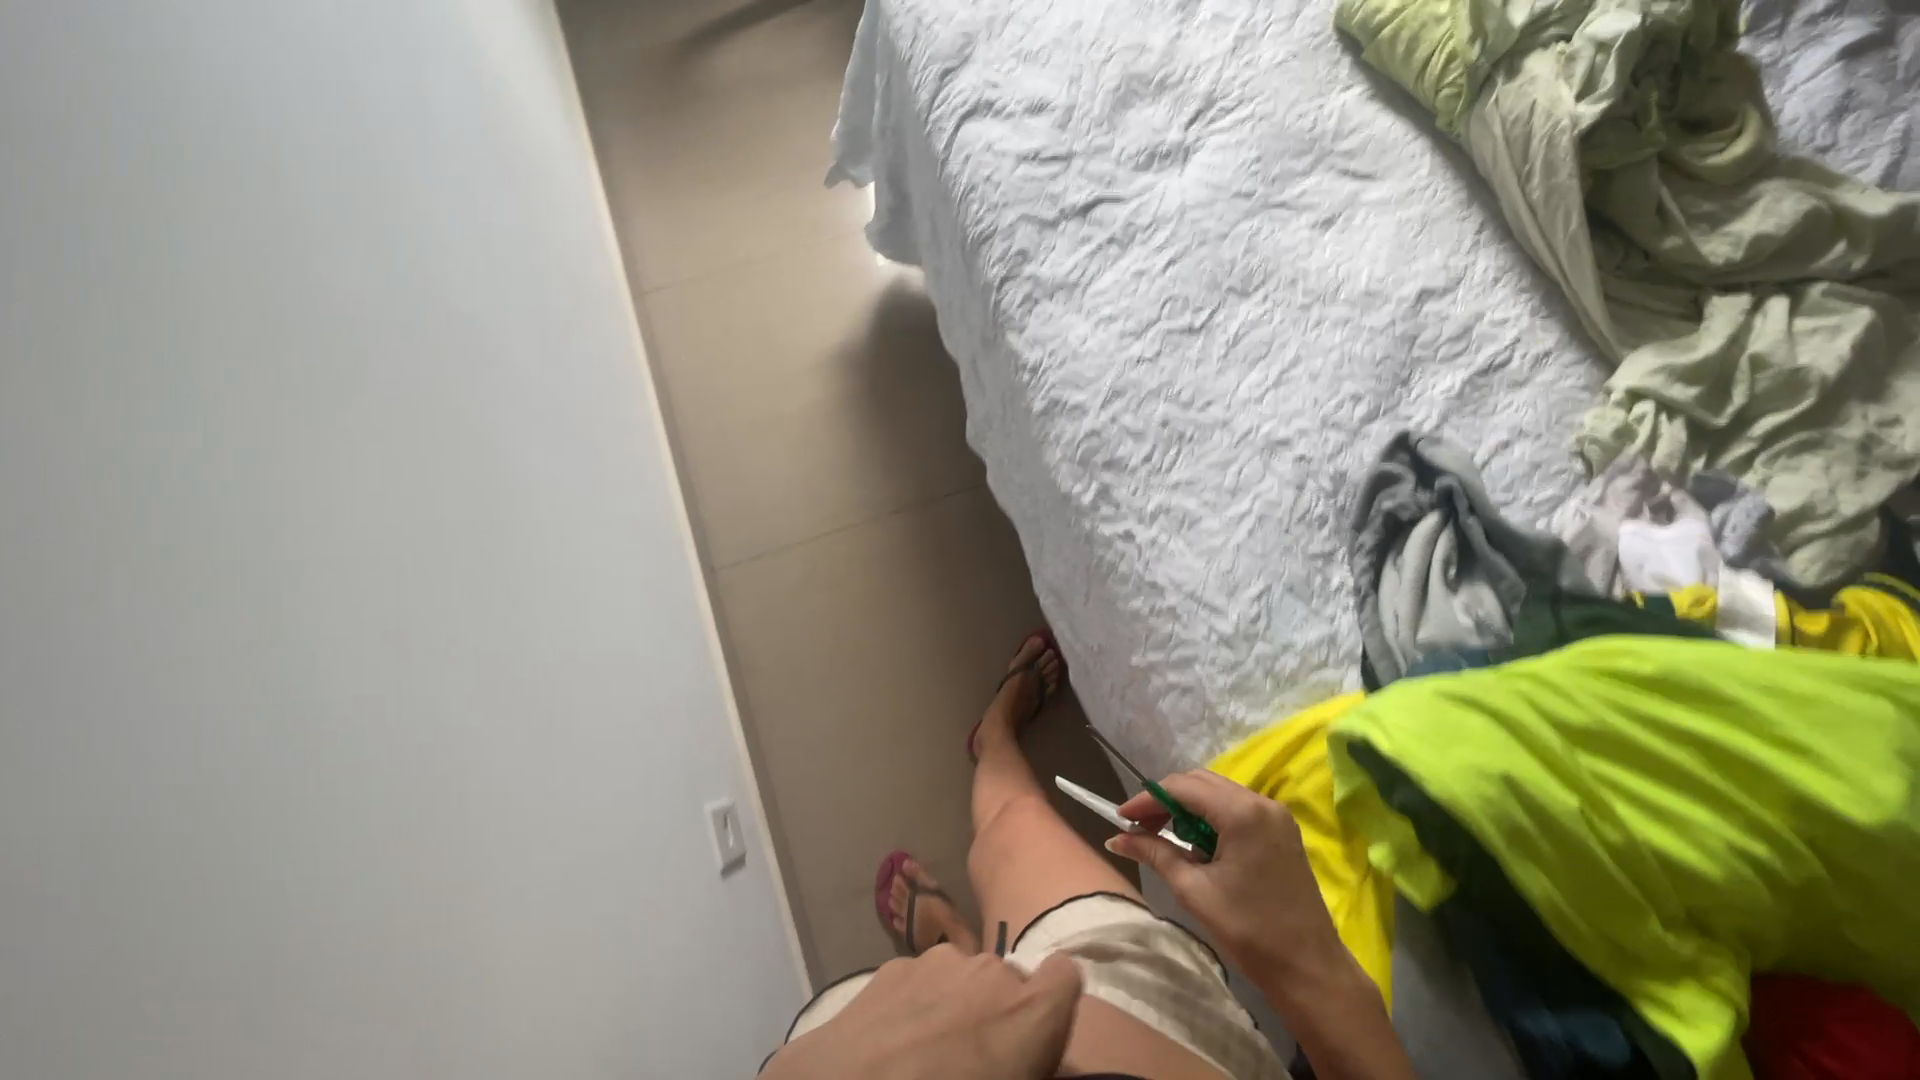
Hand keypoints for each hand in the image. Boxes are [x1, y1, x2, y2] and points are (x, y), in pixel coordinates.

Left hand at [762, 946, 1082, 1079]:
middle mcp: (991, 971)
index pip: (1067, 976)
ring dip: (959, 1004)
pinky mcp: (897, 964)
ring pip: (965, 976)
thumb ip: (1034, 1068)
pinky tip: (897, 1042)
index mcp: (1029, 1011)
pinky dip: (921, 1002)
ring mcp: (940, 961)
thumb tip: (1044, 1066)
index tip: (1040, 1035)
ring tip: (932, 1054)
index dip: (1056, 1000)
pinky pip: (925, 979)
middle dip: (1001, 1011)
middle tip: (979, 1059)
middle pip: (1010, 979)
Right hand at [1107, 770, 1349, 995]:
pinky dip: (1211, 817)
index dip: (1147, 799)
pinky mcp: (1281, 830)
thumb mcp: (1193, 890)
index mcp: (1242, 814)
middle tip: (1140, 828)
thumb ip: (1155, 853)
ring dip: (1188, 808)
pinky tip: (1197, 843)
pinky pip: (1237, 808)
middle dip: (1166, 800)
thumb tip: (1116, 839)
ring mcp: (1276, 815)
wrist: (1308, 968)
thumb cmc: (1249, 931)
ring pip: (1219, 793)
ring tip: (1163, 837)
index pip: (1182, 788)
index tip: (1121, 818)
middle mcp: (1261, 802)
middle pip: (1201, 783)